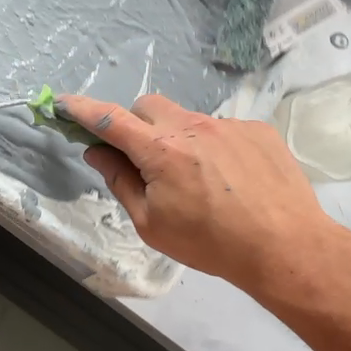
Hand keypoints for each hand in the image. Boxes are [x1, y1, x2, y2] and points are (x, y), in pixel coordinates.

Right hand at [57, 93, 344, 291]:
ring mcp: (228, 126)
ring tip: (200, 180)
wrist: (287, 249)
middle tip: (144, 159)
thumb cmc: (210, 244)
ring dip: (178, 139)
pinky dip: (215, 147)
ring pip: (186, 119)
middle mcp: (191, 127)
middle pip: (148, 106)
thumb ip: (120, 182)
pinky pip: (222, 129)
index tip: (63, 102)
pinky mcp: (258, 130)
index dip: (82, 109)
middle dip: (137, 125)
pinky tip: (231, 179)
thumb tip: (98, 153)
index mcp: (159, 151)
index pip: (109, 120)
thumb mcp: (150, 224)